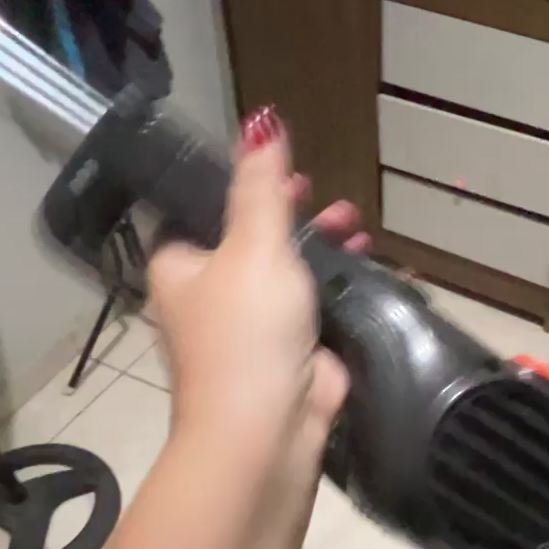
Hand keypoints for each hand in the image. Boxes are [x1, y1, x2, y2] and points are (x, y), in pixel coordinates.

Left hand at [145, 110, 361, 448]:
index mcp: (180, 266)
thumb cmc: (246, 333)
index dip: (244, 186)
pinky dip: (338, 288)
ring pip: (288, 274)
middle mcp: (210, 296)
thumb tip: (261, 117)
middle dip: (295, 217)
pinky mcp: (289, 354)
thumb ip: (261, 185)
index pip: (206, 209)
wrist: (267, 431)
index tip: (285, 171)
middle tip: (331, 202)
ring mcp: (252, 328)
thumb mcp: (253, 247)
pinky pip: (314, 308)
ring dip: (321, 249)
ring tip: (356, 229)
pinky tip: (367, 267)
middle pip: (253, 240)